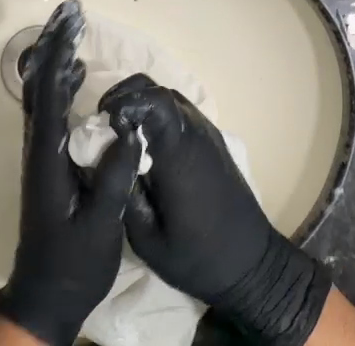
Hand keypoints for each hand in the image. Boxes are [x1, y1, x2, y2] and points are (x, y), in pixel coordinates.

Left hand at [0, 0, 143, 345]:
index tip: (74, 21)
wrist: (45, 293)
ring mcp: (40, 152)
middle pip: (37, 82)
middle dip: (53, 42)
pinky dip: (60, 81)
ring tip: (73, 28)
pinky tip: (76, 74)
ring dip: (54, 57)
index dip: (59, 52)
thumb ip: (112, 178)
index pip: (49, 91)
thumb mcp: (101, 225)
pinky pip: (49, 109)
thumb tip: (128, 128)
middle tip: (71, 11)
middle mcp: (38, 146)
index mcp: (48, 156)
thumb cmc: (74, 261)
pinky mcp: (47, 160)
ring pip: (40, 93)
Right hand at [101, 74, 331, 345]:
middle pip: (157, 89)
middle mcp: (196, 133)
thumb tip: (106, 156)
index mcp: (179, 154)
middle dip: (125, 97)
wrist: (251, 264)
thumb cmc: (198, 258)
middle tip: (104, 123)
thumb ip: (124, 191)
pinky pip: (179, 110)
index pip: (154, 101)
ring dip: (140, 103)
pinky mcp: (212, 140)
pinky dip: (155, 113)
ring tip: (119, 131)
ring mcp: (207, 133)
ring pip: (168, 96)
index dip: (124, 102)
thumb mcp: (147, 239)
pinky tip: (143, 142)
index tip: (104, 125)